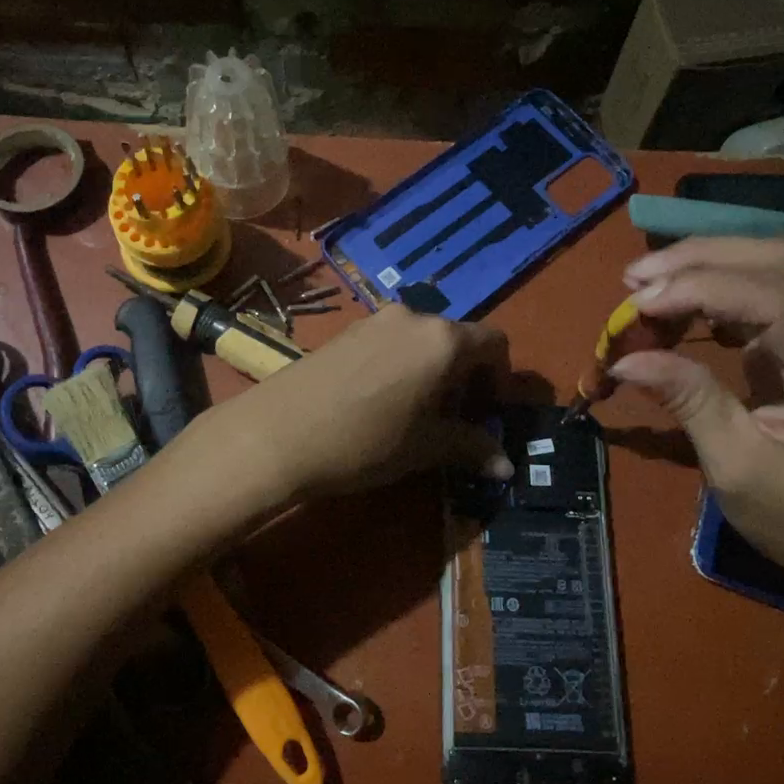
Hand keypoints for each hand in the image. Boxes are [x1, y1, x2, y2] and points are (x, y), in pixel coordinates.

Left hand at [197, 304, 513, 502]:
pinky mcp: (345, 331)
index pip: (494, 343)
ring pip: (421, 341)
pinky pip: (390, 342)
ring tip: (414, 415)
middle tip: (453, 422)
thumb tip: (506, 465)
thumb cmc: (364, 441)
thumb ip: (471, 448)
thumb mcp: (425, 448)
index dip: (499, 379)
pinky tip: (378, 403)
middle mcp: (413, 317)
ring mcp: (374, 320)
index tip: (487, 414)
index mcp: (442, 340)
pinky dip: (401, 366)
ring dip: (431, 372)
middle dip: (464, 378)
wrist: (276, 433)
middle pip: (456, 339)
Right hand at [610, 238, 783, 592]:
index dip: (703, 288)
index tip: (639, 304)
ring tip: (646, 286)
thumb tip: (624, 360)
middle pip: (779, 262)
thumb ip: (688, 400)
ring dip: (707, 264)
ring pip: (775, 266)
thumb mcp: (734, 467)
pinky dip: (717, 287)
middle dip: (701, 259)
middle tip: (634, 281)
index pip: (776, 300)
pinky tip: (679, 306)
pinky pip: (767, 292)